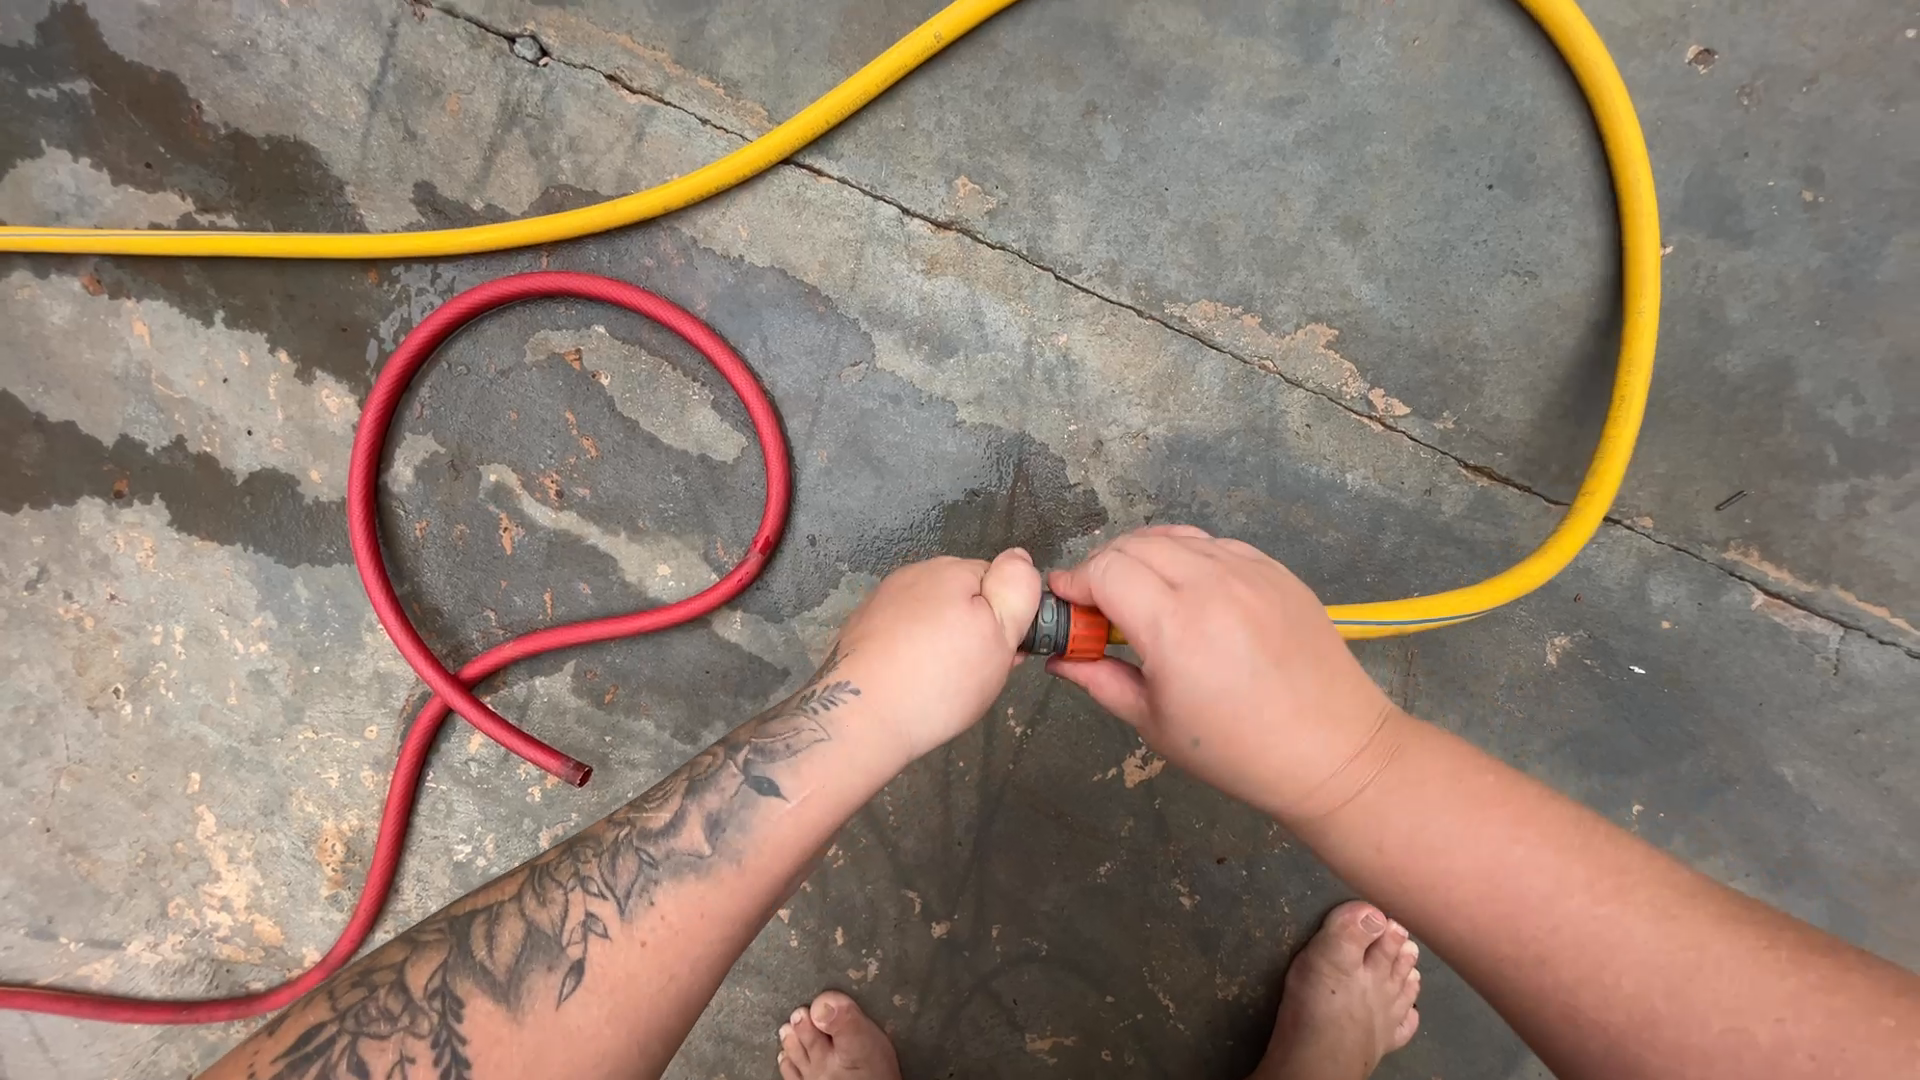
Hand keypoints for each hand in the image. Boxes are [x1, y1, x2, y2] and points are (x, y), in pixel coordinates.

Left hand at [831, 550, 1041, 762]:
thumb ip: (1017, 589)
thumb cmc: (938, 680)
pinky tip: (911, 680)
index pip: (998, 582)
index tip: (1004, 653)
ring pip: (932, 616)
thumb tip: (1020, 558)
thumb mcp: (999, 635)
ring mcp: (884, 599)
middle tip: (974, 673)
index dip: (1007, 619)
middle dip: (974, 630)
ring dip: (942, 641)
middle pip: (963, 597)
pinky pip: (902, 633)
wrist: (861, 716)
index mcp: (951, 571)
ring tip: (940, 682)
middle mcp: (915, 575)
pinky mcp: (862, 626)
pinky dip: (911, 652)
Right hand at [1046, 526, 1400, 821]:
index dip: (1074, 581)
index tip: (1064, 601)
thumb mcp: (1153, 722)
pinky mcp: (1274, 569)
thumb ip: (1097, 678)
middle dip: (1101, 567)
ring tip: (1139, 592)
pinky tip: (1186, 588)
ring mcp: (1249, 570)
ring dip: (1141, 556)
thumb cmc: (1236, 750)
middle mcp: (1211, 583)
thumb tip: (1057, 657)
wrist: (1336, 751)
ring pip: (1172, 536)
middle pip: (1132, 545)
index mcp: (1174, 625)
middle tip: (1097, 605)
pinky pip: (1213, 543)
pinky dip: (1184, 555)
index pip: (1104, 570)